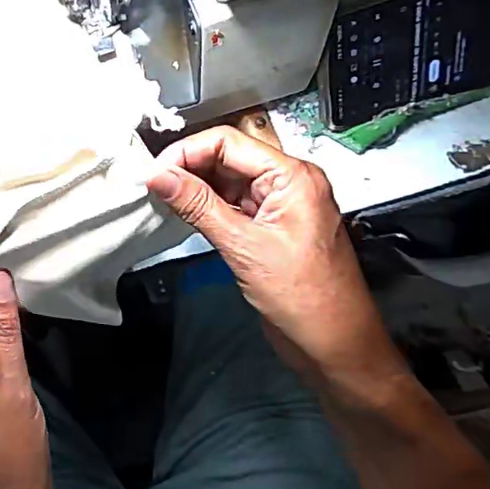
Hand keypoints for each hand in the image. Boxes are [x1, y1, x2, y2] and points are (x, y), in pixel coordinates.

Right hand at [145, 128, 405, 394]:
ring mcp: (278, 206)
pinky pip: (231, 203)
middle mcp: (288, 184)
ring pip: (226, 181)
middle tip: (154, 183)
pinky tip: (185, 212)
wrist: (334, 346)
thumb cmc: (310, 301)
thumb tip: (162, 177)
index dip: (187, 151)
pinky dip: (206, 206)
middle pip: (227, 157)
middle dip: (188, 168)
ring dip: (195, 187)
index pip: (229, 142)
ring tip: (164, 197)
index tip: (156, 169)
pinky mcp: (268, 227)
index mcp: (294, 177)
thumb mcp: (243, 246)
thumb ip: (198, 206)